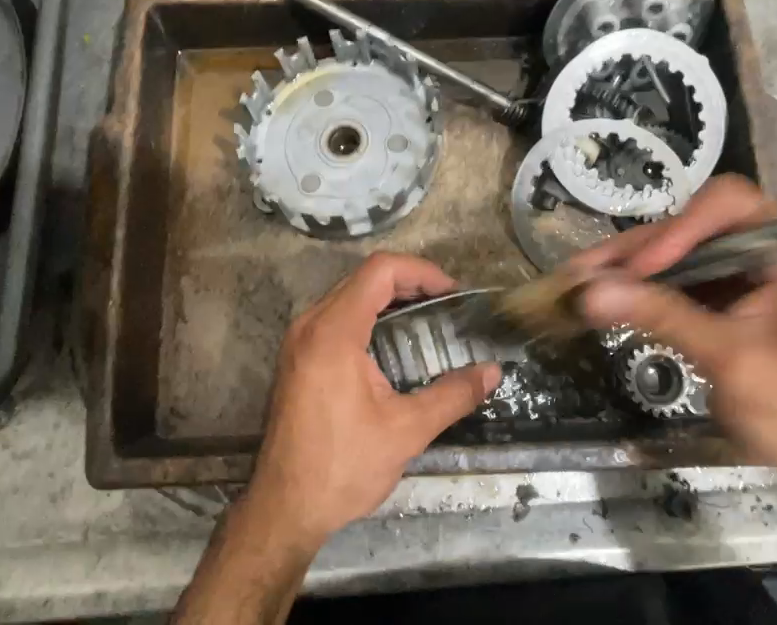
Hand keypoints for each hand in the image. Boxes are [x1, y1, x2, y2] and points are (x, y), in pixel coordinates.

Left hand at [247, 253, 502, 548]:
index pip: (379, 271)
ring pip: (347, 295)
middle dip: (408, 283)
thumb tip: (492, 373)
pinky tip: (392, 344)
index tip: (452, 293)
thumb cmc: (343, 466)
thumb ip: (452, 395)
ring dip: (387, 299)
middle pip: (363, 278)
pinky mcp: (296, 357)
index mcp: (333, 331)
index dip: (420, 272)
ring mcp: (298, 340)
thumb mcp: (406, 431)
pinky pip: (334, 316)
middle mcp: (310, 324)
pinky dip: (367, 316)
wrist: (284, 507)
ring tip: (426, 320)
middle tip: (446, 306)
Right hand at [573, 175, 776, 493]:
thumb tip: (592, 291)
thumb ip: (665, 318)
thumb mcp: (733, 364)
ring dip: (634, 266)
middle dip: (640, 248)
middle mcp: (774, 254)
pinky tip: (609, 294)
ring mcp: (752, 276)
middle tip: (586, 268)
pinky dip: (647, 287)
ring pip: (684, 251)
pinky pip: (685, 278)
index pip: (733, 206)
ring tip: (582, 280)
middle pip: (697, 227)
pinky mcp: (734, 298)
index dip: (683, 225)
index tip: (643, 265)